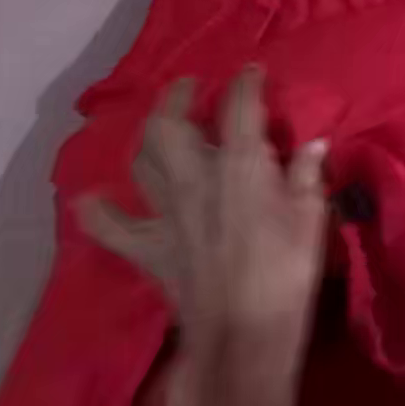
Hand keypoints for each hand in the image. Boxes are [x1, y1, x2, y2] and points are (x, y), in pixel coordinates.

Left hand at [77, 66, 328, 405]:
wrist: (245, 336)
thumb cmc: (288, 269)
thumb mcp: (311, 214)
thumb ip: (307, 173)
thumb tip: (313, 142)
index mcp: (242, 165)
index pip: (240, 107)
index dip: (246, 82)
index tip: (251, 69)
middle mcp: (197, 178)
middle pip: (171, 126)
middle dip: (177, 97)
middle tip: (189, 85)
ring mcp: (168, 214)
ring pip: (143, 162)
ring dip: (148, 135)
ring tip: (158, 123)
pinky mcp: (151, 249)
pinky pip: (113, 229)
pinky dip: (99, 212)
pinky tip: (90, 199)